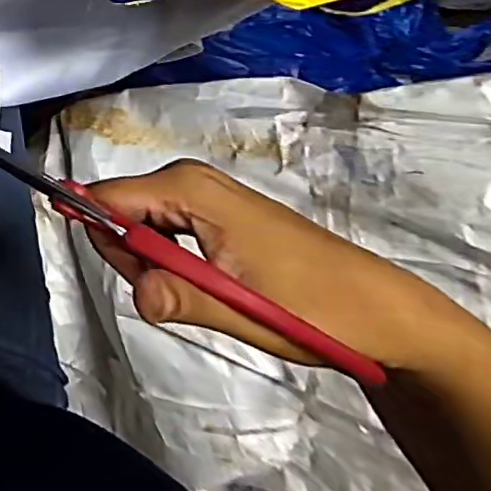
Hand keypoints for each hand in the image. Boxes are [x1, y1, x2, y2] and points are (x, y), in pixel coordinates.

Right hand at [79, 159, 485, 373]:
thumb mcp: (245, 310)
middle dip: (132, 255)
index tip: (135, 278)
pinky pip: (159, 222)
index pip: (105, 198)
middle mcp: (186, 178)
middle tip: (174, 293)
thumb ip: (181, 298)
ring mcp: (199, 189)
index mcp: (186, 187)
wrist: (387, 313)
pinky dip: (167, 253)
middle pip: (118, 209)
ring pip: (137, 219)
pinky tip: (201, 277)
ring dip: (152, 259)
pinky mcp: (209, 205)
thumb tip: (137, 296)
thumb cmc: (320, 307)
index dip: (103, 236)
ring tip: (199, 290)